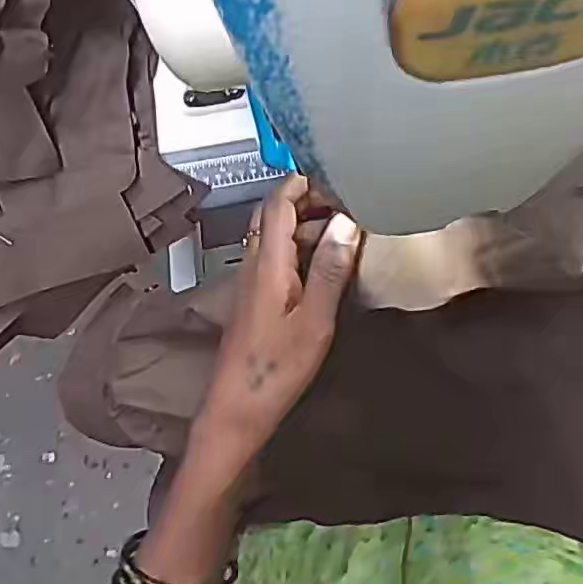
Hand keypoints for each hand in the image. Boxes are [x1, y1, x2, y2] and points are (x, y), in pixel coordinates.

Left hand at [186, 175, 362, 487]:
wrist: (236, 409)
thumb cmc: (274, 370)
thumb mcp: (314, 321)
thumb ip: (329, 270)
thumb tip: (346, 223)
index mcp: (267, 265)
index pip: (278, 204)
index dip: (301, 182)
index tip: (332, 174)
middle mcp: (254, 266)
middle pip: (274, 215)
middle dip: (307, 200)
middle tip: (345, 202)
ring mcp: (252, 283)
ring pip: (275, 236)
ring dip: (305, 225)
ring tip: (343, 231)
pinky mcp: (256, 300)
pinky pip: (276, 259)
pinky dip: (300, 249)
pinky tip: (324, 265)